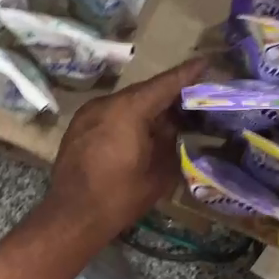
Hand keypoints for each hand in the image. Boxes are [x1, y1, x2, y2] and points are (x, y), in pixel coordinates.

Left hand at [45, 59, 208, 241]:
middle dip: (168, 94)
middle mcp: (105, 103)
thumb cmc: (120, 197)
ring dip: (147, 107)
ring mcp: (87, 114)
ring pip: (125, 103)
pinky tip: (140, 131)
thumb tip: (172, 126)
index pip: (164, 84)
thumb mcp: (159, 172)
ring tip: (169, 116)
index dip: (187, 74)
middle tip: (192, 97)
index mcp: (128, 109)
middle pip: (143, 92)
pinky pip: (110, 114)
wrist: (73, 216)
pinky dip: (128, 117)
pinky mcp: (78, 127)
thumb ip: (170, 141)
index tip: (206, 62)